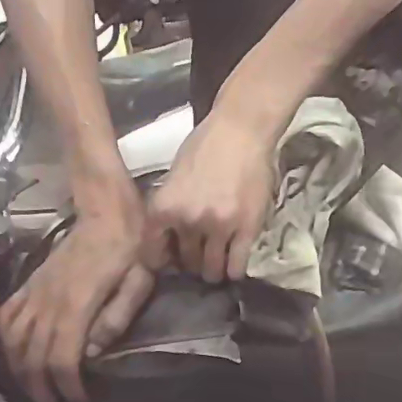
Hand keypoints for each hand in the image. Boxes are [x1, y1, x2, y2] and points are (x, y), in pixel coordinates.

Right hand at [0, 189, 154, 401]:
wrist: (107, 210)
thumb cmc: (132, 246)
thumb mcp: (140, 279)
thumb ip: (118, 315)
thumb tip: (95, 351)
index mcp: (76, 303)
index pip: (61, 358)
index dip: (66, 388)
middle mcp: (47, 301)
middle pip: (33, 359)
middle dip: (42, 395)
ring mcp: (34, 292)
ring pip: (14, 343)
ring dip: (22, 376)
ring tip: (39, 398)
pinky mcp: (29, 284)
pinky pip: (6, 318)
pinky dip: (7, 344)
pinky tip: (17, 359)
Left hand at [142, 117, 276, 282]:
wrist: (241, 130)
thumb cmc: (204, 147)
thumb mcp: (173, 178)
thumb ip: (169, 209)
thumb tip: (168, 238)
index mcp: (164, 208)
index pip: (153, 253)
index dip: (162, 262)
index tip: (170, 262)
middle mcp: (188, 222)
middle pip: (186, 262)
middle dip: (191, 264)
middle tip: (198, 258)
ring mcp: (219, 228)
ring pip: (212, 269)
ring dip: (212, 271)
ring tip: (216, 265)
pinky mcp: (247, 229)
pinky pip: (237, 265)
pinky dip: (233, 270)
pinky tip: (233, 266)